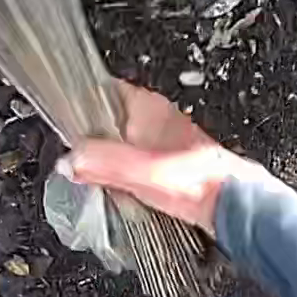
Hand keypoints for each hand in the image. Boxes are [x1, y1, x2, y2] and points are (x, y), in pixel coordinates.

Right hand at [60, 80, 272, 235]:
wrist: (229, 204)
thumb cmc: (195, 182)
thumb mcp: (138, 171)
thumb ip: (101, 163)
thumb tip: (69, 161)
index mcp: (146, 106)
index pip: (102, 92)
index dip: (80, 108)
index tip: (67, 127)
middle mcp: (156, 117)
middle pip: (109, 121)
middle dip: (93, 140)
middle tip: (83, 162)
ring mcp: (163, 139)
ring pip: (122, 142)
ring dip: (110, 159)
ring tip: (104, 178)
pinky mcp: (169, 161)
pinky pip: (136, 160)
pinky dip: (126, 172)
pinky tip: (127, 188)